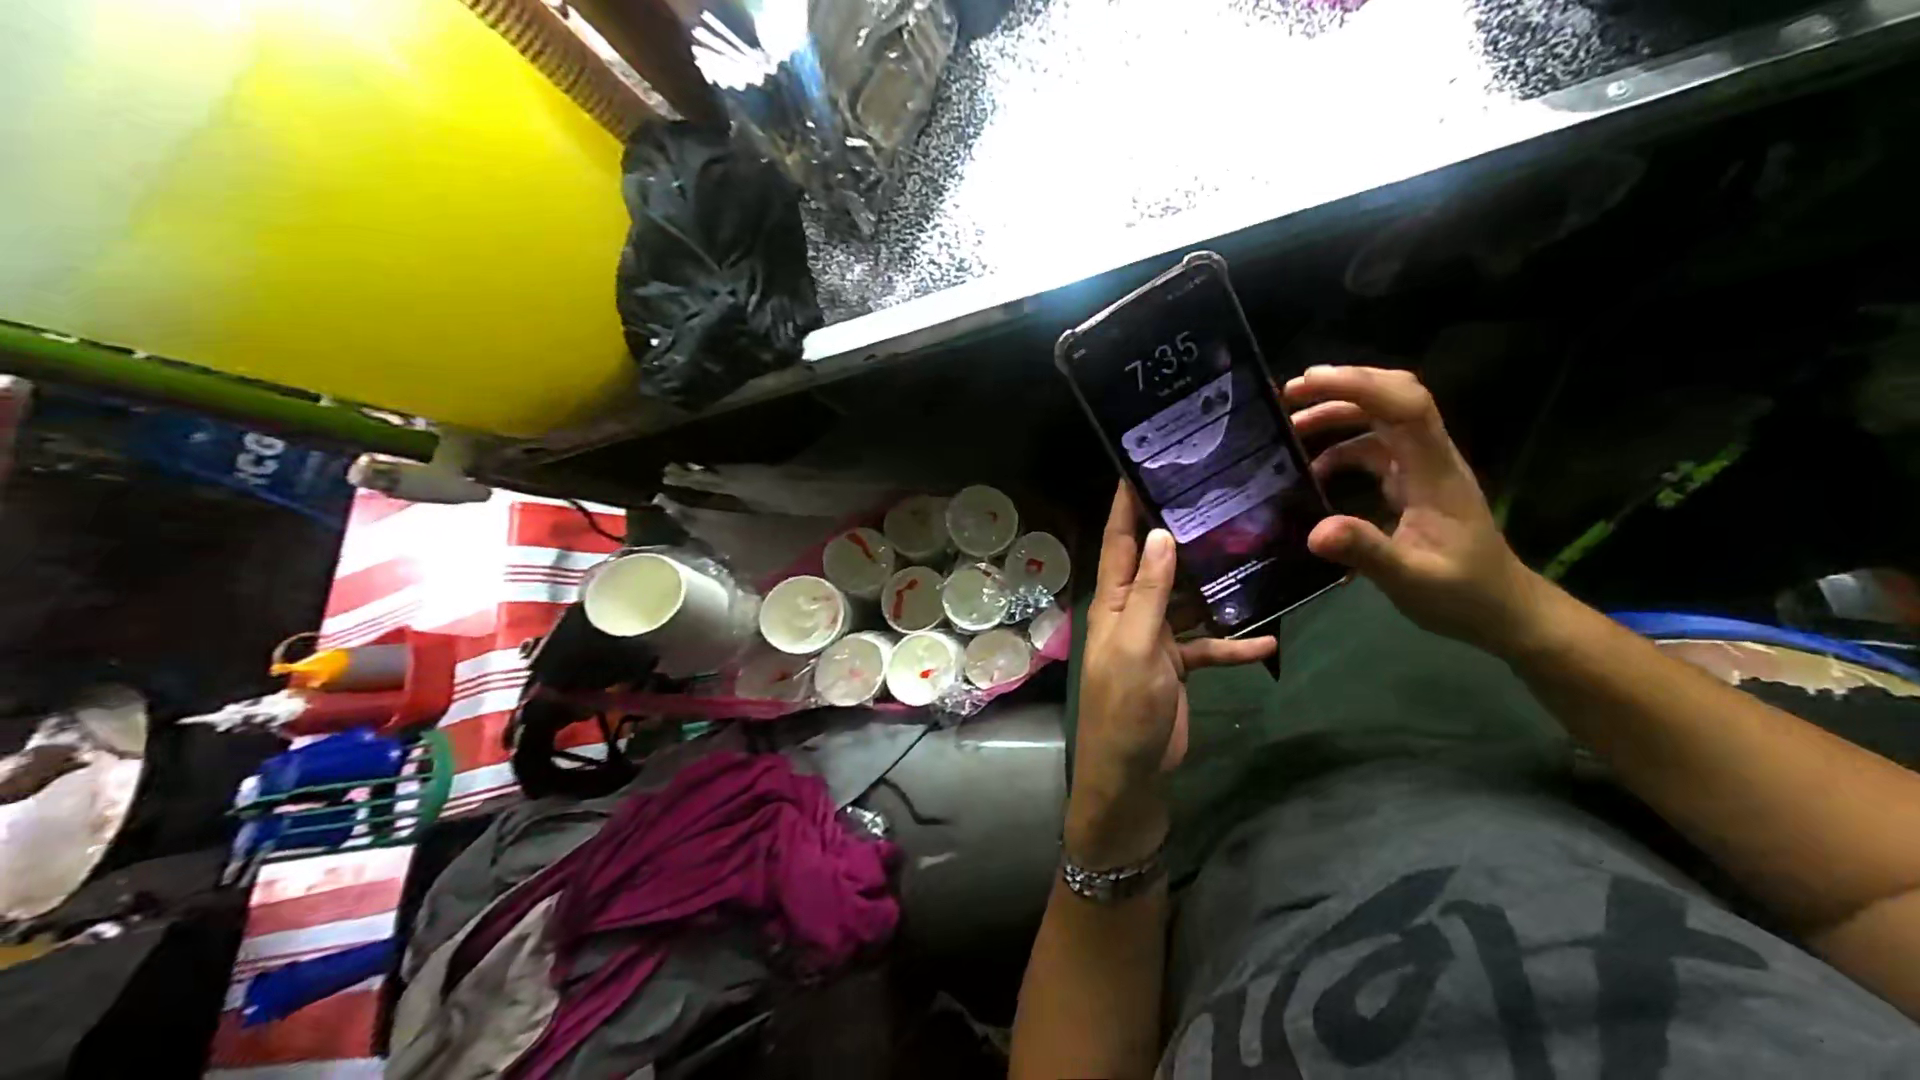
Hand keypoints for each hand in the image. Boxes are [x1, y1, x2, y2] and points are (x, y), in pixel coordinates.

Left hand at [1069, 482, 1276, 865]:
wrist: (1130, 772)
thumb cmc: (1125, 707)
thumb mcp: (1138, 646)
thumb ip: (1150, 593)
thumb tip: (1162, 535)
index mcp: (1114, 603)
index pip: (1119, 543)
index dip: (1125, 506)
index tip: (1139, 467)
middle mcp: (1133, 613)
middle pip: (1159, 564)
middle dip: (1183, 534)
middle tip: (1219, 499)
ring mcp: (1157, 639)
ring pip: (1189, 601)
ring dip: (1216, 585)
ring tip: (1255, 551)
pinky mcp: (1178, 667)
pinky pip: (1209, 647)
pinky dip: (1235, 642)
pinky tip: (1270, 636)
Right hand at [1285, 365, 1547, 657]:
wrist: (1503, 611)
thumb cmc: (1462, 593)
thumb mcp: (1410, 578)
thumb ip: (1366, 551)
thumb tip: (1315, 532)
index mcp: (1434, 471)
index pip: (1404, 406)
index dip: (1357, 385)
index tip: (1307, 384)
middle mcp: (1429, 458)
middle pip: (1393, 398)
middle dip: (1342, 386)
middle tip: (1289, 393)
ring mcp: (1421, 469)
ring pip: (1380, 420)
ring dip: (1337, 413)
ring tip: (1289, 425)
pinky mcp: (1411, 483)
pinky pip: (1373, 449)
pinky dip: (1339, 448)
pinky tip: (1312, 471)